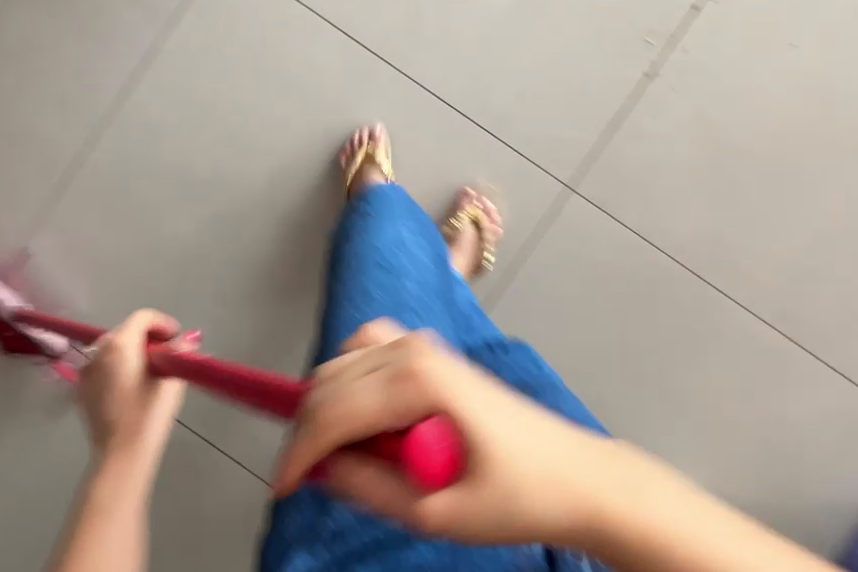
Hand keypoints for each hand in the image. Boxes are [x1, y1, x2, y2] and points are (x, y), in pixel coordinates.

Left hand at [78, 309, 194, 460]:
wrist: (120, 455)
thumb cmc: (149, 415)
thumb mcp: (171, 381)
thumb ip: (180, 353)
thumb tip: (187, 340)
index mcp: (120, 343)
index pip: (143, 317)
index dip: (163, 323)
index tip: (177, 340)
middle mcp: (98, 350)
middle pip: (126, 330)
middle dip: (147, 338)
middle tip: (166, 355)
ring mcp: (87, 370)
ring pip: (112, 348)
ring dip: (131, 351)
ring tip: (149, 371)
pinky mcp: (82, 389)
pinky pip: (102, 366)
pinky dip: (117, 366)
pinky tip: (130, 386)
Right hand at [272, 319, 620, 547]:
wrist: (575, 475)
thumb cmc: (516, 497)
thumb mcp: (436, 513)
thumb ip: (369, 487)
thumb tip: (322, 470)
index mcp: (416, 382)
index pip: (332, 410)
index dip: (299, 453)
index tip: (283, 489)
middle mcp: (414, 349)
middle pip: (330, 379)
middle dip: (309, 430)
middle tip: (306, 481)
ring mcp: (423, 345)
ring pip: (344, 361)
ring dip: (329, 404)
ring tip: (339, 455)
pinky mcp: (431, 353)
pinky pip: (369, 352)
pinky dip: (351, 381)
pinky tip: (365, 419)